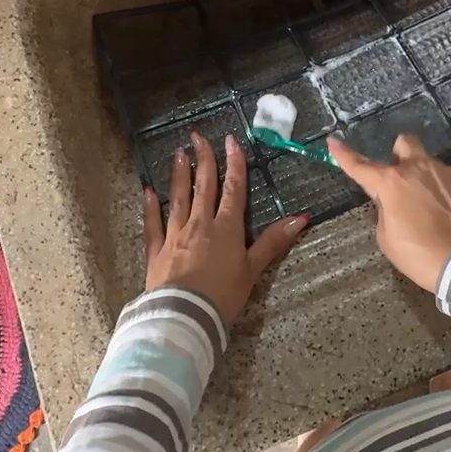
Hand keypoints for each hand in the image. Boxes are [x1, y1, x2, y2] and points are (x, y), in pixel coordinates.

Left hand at [144, 132, 307, 322]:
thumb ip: (274, 241)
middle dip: (204, 159)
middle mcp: (200, 223)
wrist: (184, 315)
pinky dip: (151, 207)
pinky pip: (153, 224)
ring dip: (180, 174)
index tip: (231, 140)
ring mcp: (175, 235)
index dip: (234, 164)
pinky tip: (148, 191)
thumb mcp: (253, 268)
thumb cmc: (223, 294)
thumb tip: (302, 217)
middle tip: (197, 136)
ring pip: (179, 198)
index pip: (233, 189)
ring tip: (178, 153)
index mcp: (226, 227)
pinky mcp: (157, 251)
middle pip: (204, 186)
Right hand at [328, 133, 450, 292]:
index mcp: (392, 183)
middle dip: (398, 154)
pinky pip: (449, 181)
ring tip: (430, 210)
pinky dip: (445, 193)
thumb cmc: (420, 254)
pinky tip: (449, 215)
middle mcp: (418, 169)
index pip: (361, 166)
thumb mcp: (388, 238)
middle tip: (399, 177)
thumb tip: (392, 201)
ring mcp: (445, 172)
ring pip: (429, 164)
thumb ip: (385, 212)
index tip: (333, 141)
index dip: (344, 154)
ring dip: (424, 179)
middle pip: (404, 142)